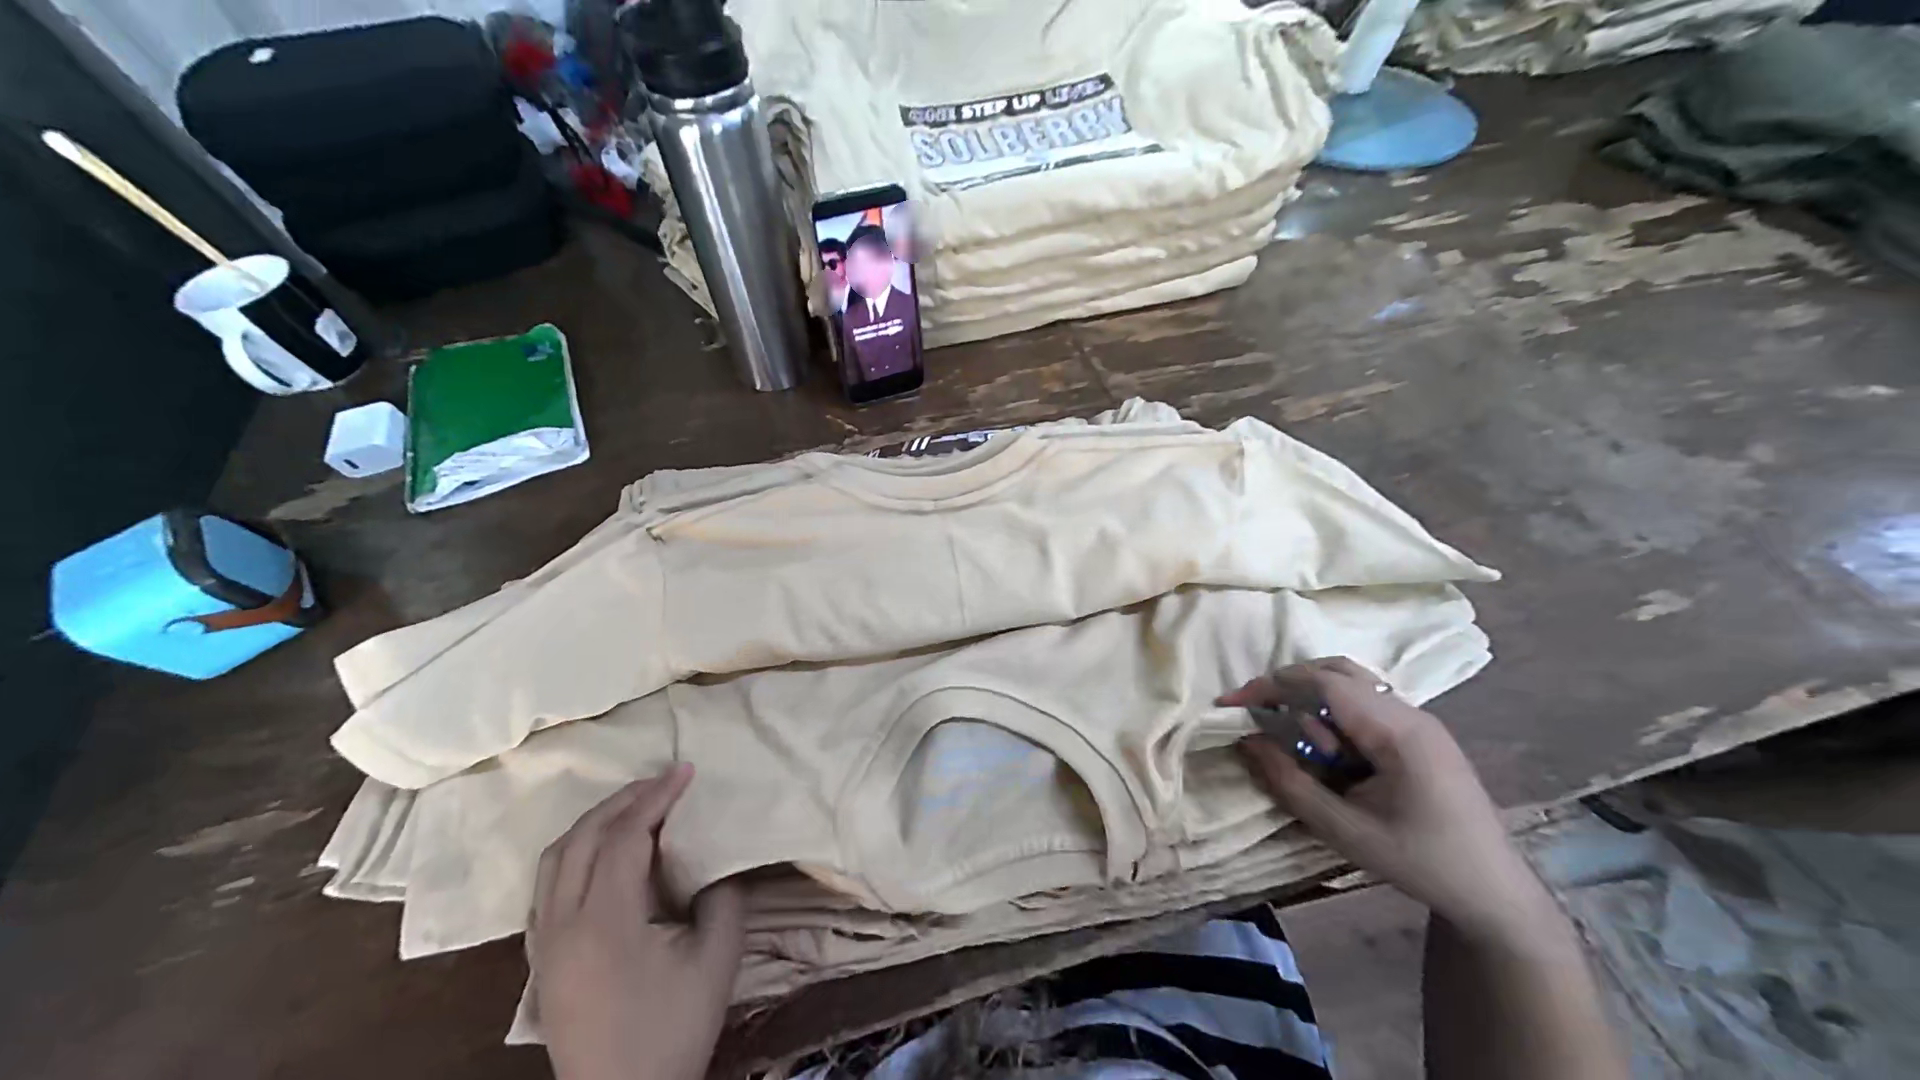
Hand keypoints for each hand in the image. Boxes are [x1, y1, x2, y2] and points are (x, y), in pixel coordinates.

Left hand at [530, 764, 745, 1079]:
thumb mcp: (716, 959)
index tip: (687, 770)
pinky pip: (547, 884)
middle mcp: (562, 923)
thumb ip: (723, 898)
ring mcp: (543, 942)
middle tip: (665, 780)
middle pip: (584, 836)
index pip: (626, 836)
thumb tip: (717, 860)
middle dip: (626, 798)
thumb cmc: (673, 1030)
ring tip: (636, 806)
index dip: (657, 796)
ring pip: (556, 857)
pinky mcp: (540, 959)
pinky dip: (576, 850)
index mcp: (604, 921)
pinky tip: (605, 853)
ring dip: (596, 821)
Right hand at [1225, 658, 1555, 942]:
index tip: (1231, 703)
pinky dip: (1333, 715)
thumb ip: (1291, 783)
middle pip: (1337, 671)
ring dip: (1313, 702)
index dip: (1271, 685)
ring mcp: (1420, 721)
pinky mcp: (1420, 734)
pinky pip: (1365, 705)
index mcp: (1399, 731)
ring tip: (1298, 743)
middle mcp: (1411, 713)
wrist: (1495, 892)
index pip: (1323, 683)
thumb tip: (1247, 741)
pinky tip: (1328, 750)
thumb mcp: (1345, 830)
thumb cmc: (1420, 862)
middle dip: (1289, 685)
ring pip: (1351, 684)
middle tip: (1256, 713)